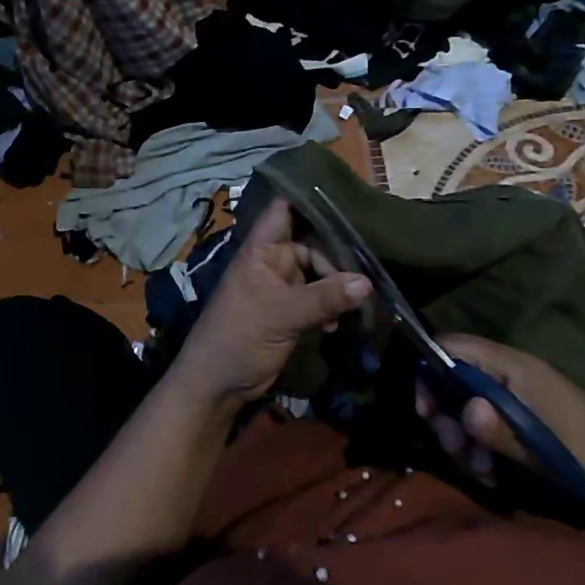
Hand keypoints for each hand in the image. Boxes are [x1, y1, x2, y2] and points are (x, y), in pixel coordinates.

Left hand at [171, 198, 371, 403]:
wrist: (216, 386)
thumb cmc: (239, 338)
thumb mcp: (283, 314)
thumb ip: (325, 297)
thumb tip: (367, 283)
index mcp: (261, 251)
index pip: (283, 212)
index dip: (307, 199)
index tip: (342, 197)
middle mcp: (272, 264)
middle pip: (312, 246)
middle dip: (336, 258)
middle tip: (363, 272)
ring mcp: (281, 288)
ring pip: (317, 275)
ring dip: (336, 286)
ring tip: (355, 303)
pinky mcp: (289, 313)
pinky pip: (317, 299)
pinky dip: (330, 307)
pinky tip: (338, 324)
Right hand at [420, 335, 584, 515]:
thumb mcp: (540, 452)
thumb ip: (499, 429)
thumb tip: (463, 409)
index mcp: (518, 369)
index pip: (458, 347)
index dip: (432, 369)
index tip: (425, 410)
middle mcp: (516, 373)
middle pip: (458, 377)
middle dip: (448, 414)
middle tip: (457, 450)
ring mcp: (522, 393)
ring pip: (470, 401)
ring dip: (464, 435)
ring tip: (478, 468)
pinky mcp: (527, 413)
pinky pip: (489, 417)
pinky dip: (481, 441)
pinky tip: (490, 470)